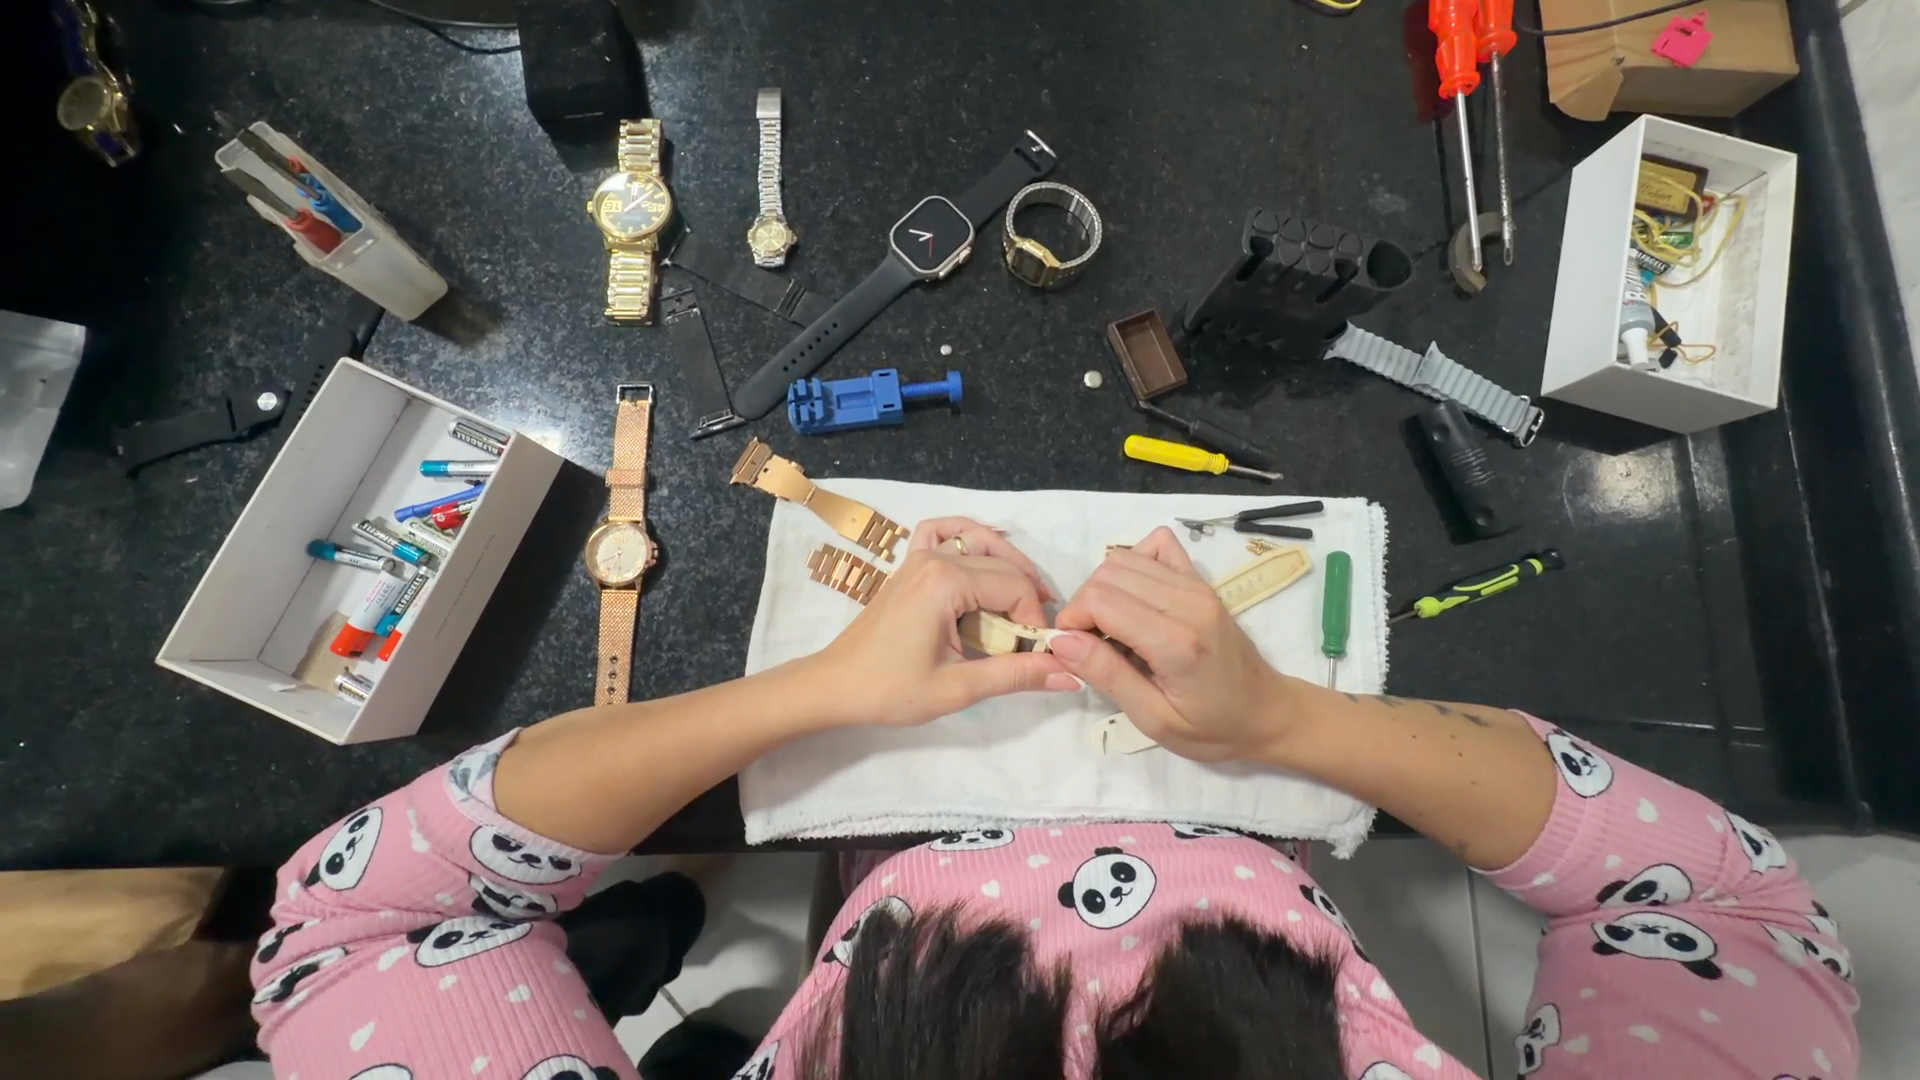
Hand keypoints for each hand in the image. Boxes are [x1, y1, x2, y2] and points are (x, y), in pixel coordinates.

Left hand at [804, 518, 1076, 726]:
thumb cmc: (891, 690)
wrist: (836, 685)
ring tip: (1023, 603)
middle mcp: (934, 558)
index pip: (1015, 589)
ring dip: (1009, 566)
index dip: (1034, 623)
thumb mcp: (958, 688)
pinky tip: (985, 557)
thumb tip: (1071, 674)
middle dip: (1027, 602)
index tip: (1036, 657)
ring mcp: (919, 556)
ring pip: (981, 541)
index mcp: (946, 582)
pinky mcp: (910, 564)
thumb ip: (1016, 675)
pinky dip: (969, 537)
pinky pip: (944, 531)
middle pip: (1003, 567)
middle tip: (1033, 640)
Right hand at [1050, 527, 1296, 761]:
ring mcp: (1196, 585)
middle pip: (1106, 575)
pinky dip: (1133, 564)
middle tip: (1091, 643)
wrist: (1267, 714)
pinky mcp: (1200, 580)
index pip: (1100, 601)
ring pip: (1124, 559)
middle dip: (1084, 606)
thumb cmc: (1212, 728)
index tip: (1073, 650)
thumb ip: (1108, 675)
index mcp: (1175, 641)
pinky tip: (1135, 599)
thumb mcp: (1153, 719)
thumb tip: (1061, 641)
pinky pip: (1155, 546)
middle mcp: (1187, 601)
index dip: (1072, 621)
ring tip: (1111, 626)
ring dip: (1103, 588)